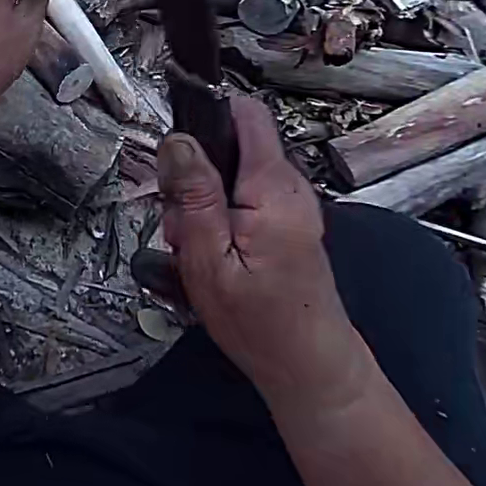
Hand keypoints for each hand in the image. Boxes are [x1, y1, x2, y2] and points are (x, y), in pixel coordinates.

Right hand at [158, 96, 366, 402]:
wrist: (310, 373)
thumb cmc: (260, 323)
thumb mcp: (209, 259)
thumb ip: (193, 196)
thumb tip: (177, 139)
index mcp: (272, 188)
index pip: (244, 113)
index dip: (206, 113)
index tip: (175, 147)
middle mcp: (288, 186)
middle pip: (227, 144)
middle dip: (191, 173)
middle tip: (180, 222)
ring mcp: (288, 202)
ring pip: (226, 171)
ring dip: (198, 199)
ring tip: (193, 243)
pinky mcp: (284, 218)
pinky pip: (238, 194)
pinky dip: (214, 214)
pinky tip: (207, 250)